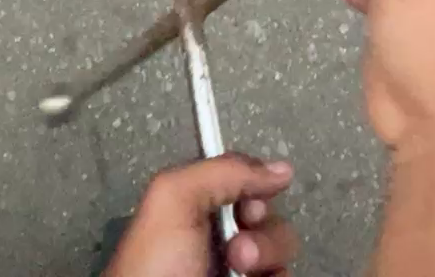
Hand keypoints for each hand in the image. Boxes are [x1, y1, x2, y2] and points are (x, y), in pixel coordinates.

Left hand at [101, 154, 298, 276]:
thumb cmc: (153, 268)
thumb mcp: (174, 199)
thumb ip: (223, 171)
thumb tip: (279, 169)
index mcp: (198, 205)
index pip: (247, 181)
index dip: (257, 187)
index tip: (249, 205)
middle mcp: (221, 235)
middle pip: (270, 217)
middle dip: (264, 231)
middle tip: (238, 251)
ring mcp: (236, 271)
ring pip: (281, 253)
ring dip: (270, 257)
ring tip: (241, 273)